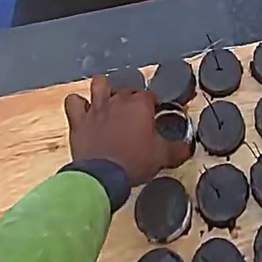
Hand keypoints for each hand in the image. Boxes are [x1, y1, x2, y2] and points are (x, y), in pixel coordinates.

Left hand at [64, 75, 188, 184]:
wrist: (101, 177)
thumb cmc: (134, 161)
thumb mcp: (162, 156)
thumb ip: (177, 149)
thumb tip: (188, 148)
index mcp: (141, 104)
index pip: (150, 95)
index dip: (152, 105)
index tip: (153, 116)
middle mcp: (119, 100)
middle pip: (127, 90)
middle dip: (132, 99)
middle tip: (134, 116)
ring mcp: (97, 108)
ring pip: (99, 84)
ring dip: (103, 89)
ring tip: (107, 98)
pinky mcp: (79, 120)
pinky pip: (74, 102)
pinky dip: (78, 104)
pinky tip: (83, 109)